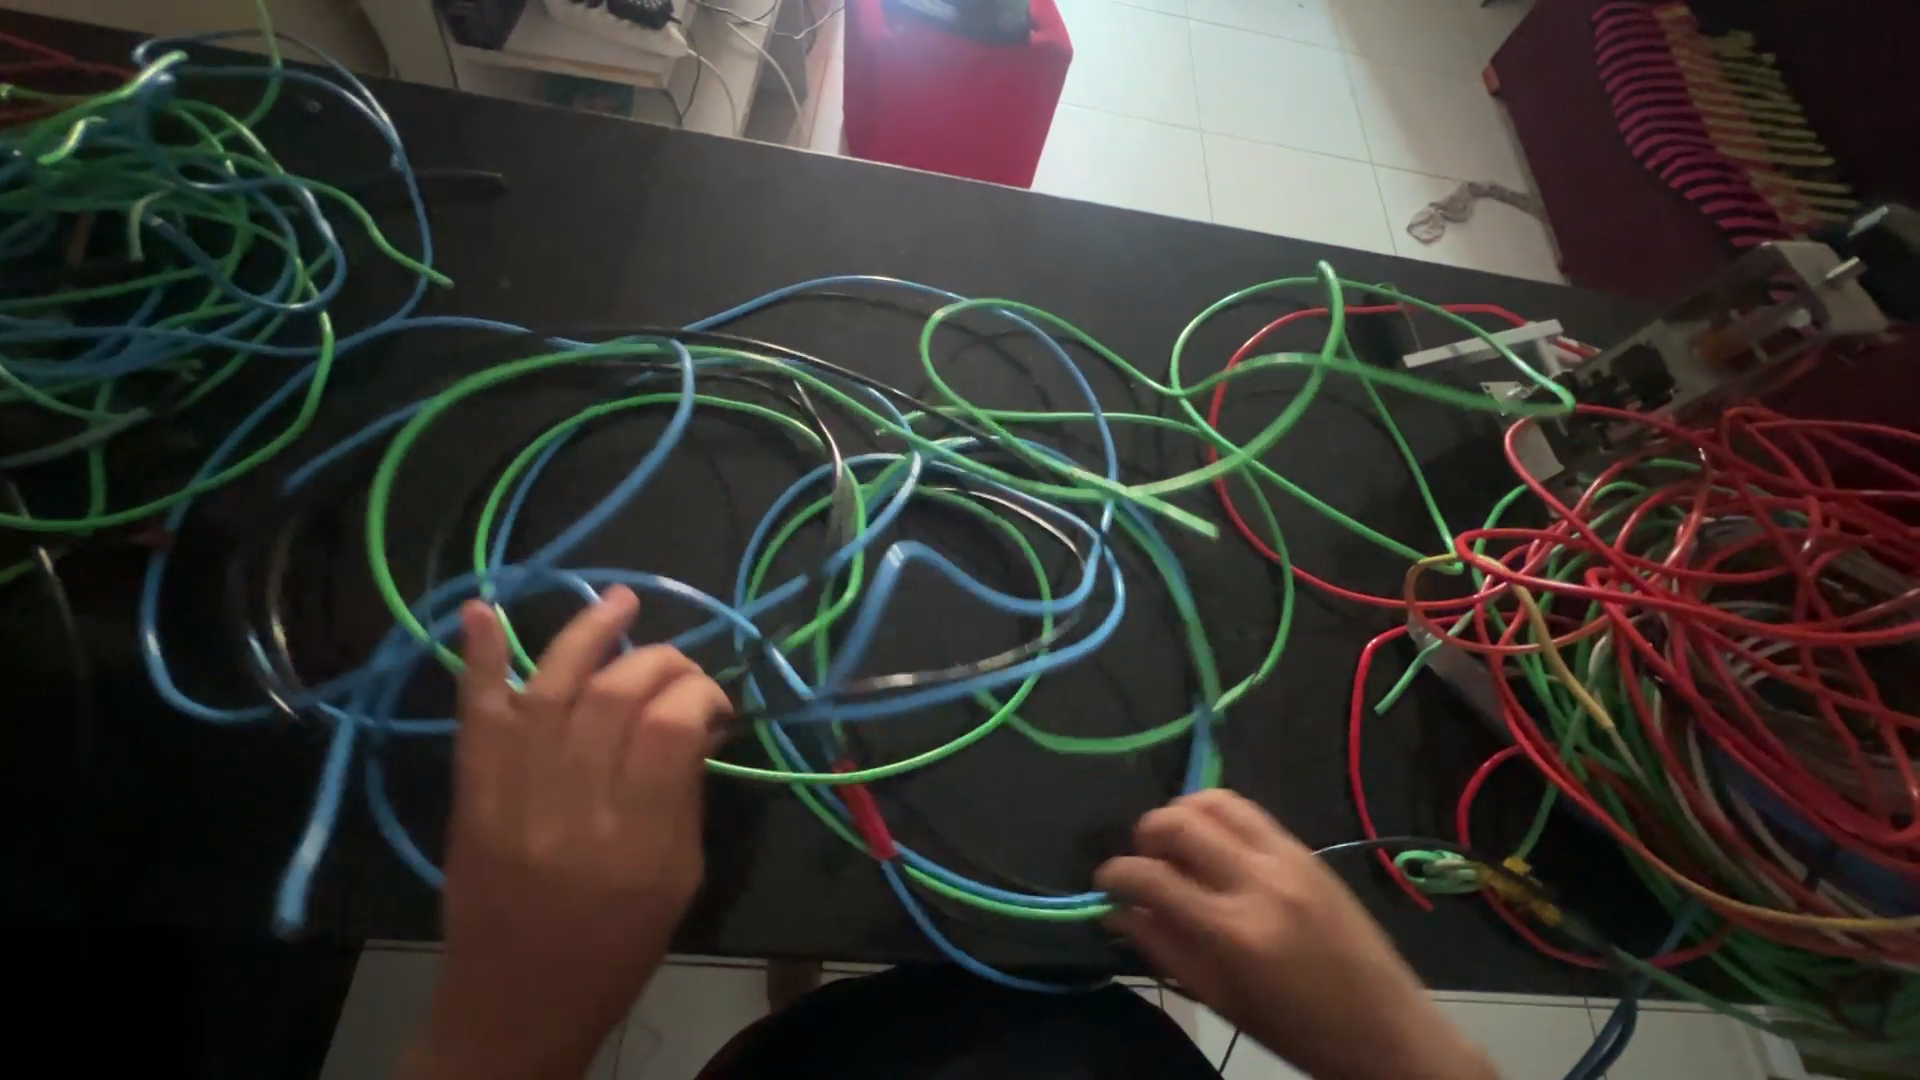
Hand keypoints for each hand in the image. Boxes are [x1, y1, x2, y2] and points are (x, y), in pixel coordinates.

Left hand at [415, 586, 730, 1079]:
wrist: (514, 1005)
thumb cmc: (617, 945)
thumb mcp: (680, 874)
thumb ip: (684, 790)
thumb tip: (695, 718)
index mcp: (635, 838)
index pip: (668, 725)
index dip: (699, 692)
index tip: (715, 701)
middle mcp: (570, 805)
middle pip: (615, 696)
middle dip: (659, 662)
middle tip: (681, 667)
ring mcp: (511, 794)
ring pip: (551, 689)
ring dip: (588, 634)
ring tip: (621, 599)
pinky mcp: (471, 793)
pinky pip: (475, 716)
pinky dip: (480, 659)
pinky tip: (482, 609)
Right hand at [1095, 791, 1496, 1079]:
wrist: (1387, 1031)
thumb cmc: (1296, 1030)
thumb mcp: (1221, 1000)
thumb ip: (1164, 948)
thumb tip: (1118, 911)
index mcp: (1234, 932)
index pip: (1153, 878)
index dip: (1116, 874)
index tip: (1106, 882)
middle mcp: (1257, 881)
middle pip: (1177, 823)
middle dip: (1144, 835)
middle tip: (1142, 860)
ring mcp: (1285, 858)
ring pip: (1212, 801)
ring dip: (1180, 814)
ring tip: (1175, 844)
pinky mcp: (1304, 849)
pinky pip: (1247, 810)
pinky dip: (1215, 813)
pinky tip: (1211, 840)